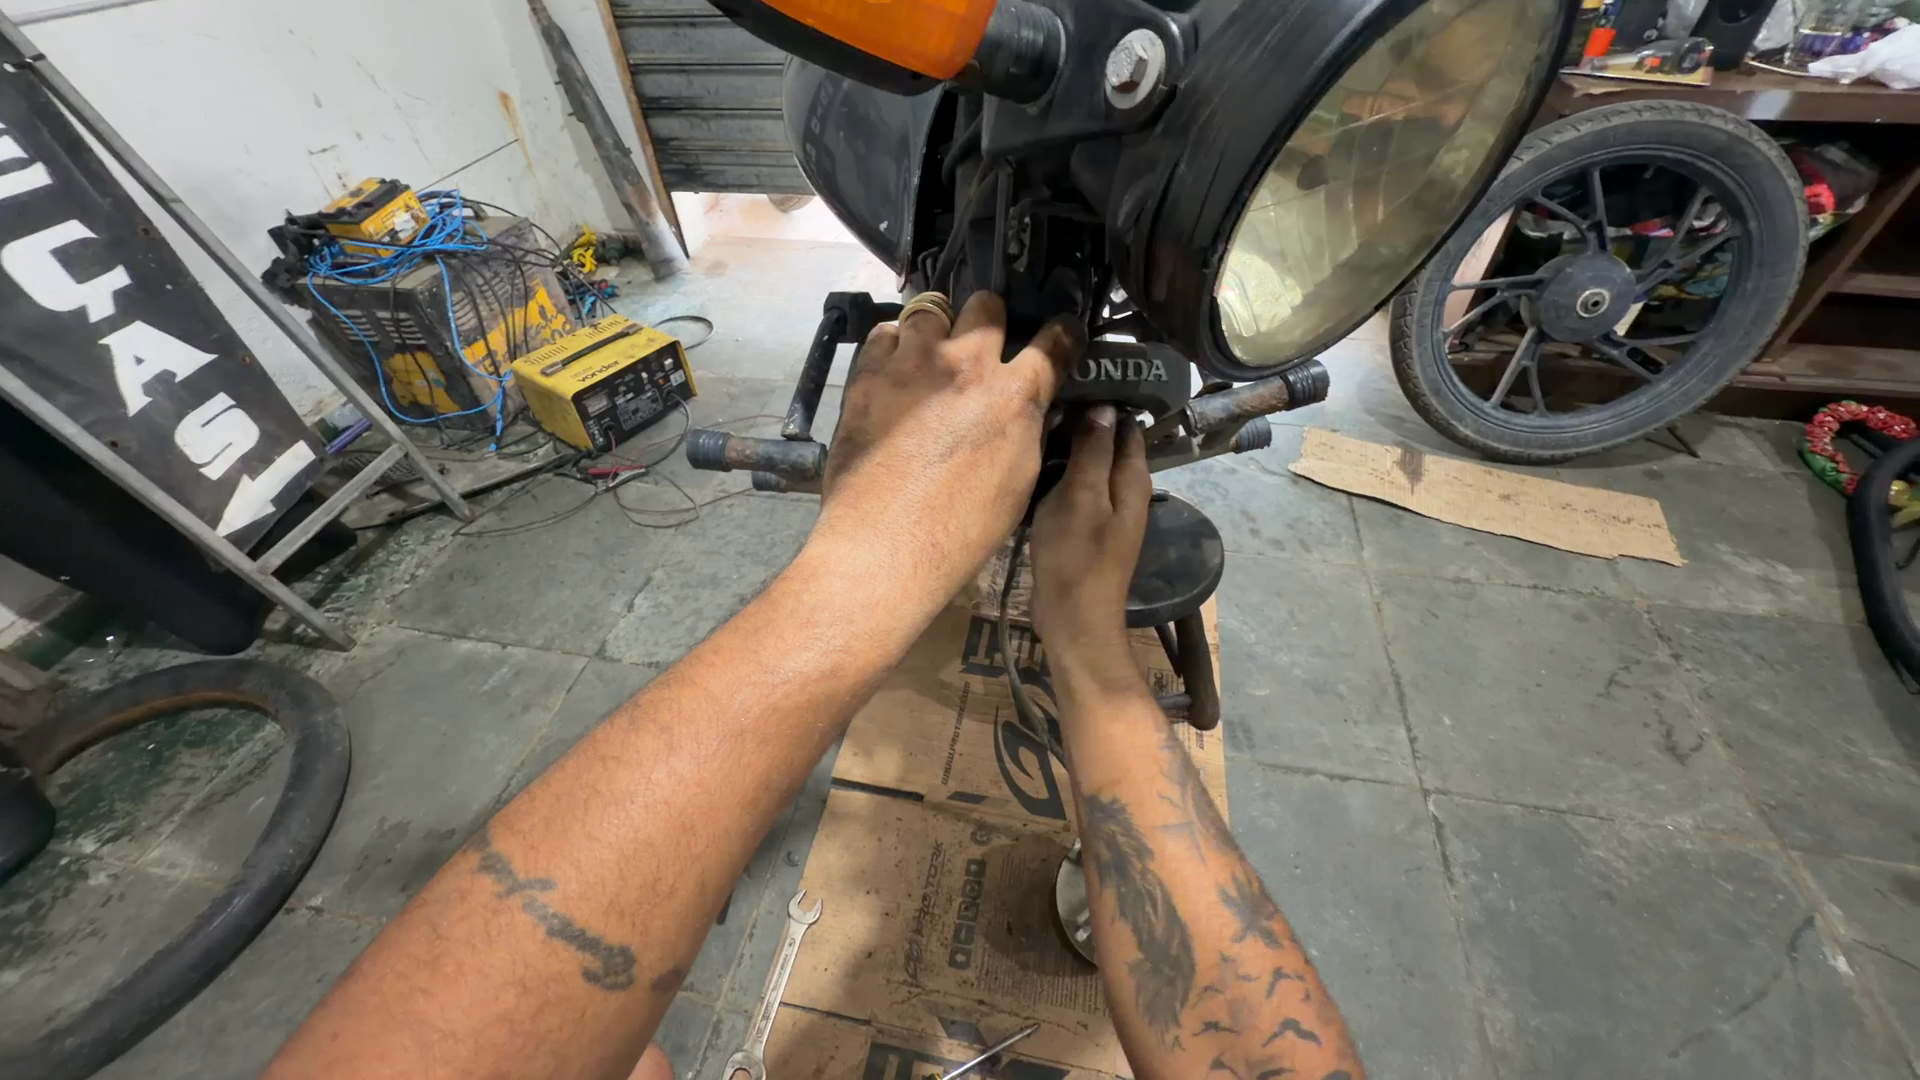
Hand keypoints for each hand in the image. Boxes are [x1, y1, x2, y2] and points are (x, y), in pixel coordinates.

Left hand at [812, 291, 1081, 614]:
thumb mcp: (1019, 480)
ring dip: (937, 326)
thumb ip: (1025, 430)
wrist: (886, 544)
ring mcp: (913, 363)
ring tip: (929, 350)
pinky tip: (893, 368)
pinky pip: (884, 334)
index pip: (1054, 342)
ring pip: (931, 308)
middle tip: (980, 342)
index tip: (1061, 331)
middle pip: (987, 306)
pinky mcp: (869, 374)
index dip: (1062, 333)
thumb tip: (1028, 408)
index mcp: (1015, 395)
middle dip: (990, 318)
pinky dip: (894, 345)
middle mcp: (967, 364)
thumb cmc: (962, 530)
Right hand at [1029, 406, 1151, 697]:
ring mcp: (1103, 510)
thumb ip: (1093, 451)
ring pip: (1086, 465)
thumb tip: (1104, 405)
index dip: (1102, 400)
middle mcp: (1124, 490)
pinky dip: (1056, 474)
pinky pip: (1072, 488)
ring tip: (1032, 424)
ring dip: (1064, 448)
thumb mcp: (1082, 497)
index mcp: (1132, 478)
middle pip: (1105, 442)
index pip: (1125, 423)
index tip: (1069, 379)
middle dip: (1079, 421)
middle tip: (1042, 399)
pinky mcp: (1083, 527)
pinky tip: (1031, 465)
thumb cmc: (1077, 557)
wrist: (1072, 619)